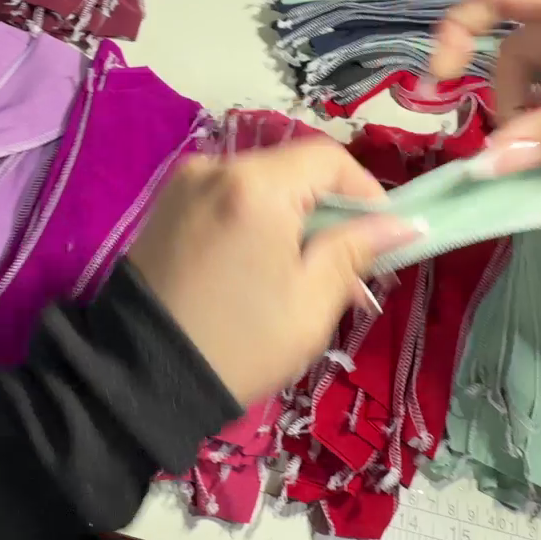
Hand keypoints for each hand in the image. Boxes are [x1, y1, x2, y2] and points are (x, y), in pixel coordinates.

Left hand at [127, 139, 422, 405]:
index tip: (382, 234)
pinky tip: (260, 265)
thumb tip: (402, 223)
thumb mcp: (310, 304)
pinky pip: (229, 197)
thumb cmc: (237, 346)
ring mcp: (186, 183)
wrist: (138, 380)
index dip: (365, 191)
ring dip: (292, 217)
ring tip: (303, 274)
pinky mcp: (167, 204)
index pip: (328, 158)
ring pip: (262, 184)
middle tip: (346, 266)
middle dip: (328, 210)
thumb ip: (355, 250)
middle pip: (293, 169)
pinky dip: (255, 220)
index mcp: (255, 187)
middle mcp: (217, 167)